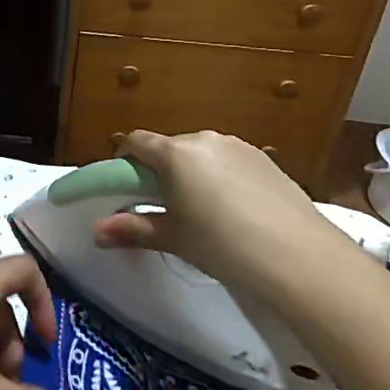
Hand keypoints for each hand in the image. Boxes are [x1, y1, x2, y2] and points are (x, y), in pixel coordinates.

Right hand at [89, 130, 359, 295]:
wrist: (292, 251)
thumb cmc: (220, 244)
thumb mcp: (174, 238)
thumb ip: (133, 229)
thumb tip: (97, 231)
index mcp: (176, 153)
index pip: (137, 142)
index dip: (125, 161)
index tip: (124, 188)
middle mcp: (205, 138)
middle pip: (171, 147)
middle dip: (160, 171)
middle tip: (163, 207)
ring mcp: (237, 145)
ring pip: (202, 153)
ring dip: (193, 173)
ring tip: (203, 212)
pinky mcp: (262, 157)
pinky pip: (229, 160)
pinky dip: (221, 176)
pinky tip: (235, 210)